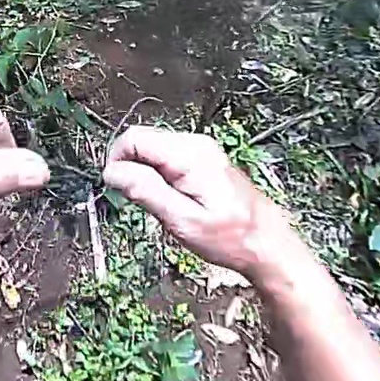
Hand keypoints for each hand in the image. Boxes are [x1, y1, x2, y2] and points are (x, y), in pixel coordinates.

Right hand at [102, 126, 307, 280]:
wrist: (267, 242)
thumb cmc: (230, 237)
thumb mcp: (182, 221)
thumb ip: (145, 191)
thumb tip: (112, 171)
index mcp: (189, 155)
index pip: (133, 138)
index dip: (117, 162)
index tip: (120, 190)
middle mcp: (194, 143)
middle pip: (140, 140)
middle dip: (131, 168)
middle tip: (144, 202)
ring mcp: (200, 147)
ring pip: (151, 148)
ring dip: (144, 173)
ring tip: (162, 203)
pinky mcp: (202, 156)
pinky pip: (165, 155)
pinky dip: (158, 174)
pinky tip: (174, 198)